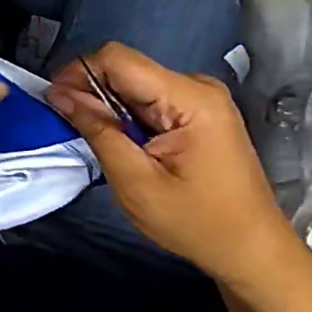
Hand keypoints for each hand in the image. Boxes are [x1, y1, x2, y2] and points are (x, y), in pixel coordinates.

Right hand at [50, 42, 300, 284]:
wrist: (254, 252)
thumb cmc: (198, 223)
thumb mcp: (136, 182)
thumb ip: (97, 130)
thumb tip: (58, 93)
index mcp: (190, 99)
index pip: (118, 59)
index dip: (79, 72)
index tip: (57, 102)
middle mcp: (197, 86)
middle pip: (125, 67)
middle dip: (90, 90)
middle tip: (71, 125)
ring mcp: (201, 96)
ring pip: (132, 80)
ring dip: (107, 103)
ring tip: (98, 138)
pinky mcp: (198, 109)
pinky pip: (147, 95)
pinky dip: (125, 112)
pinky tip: (123, 141)